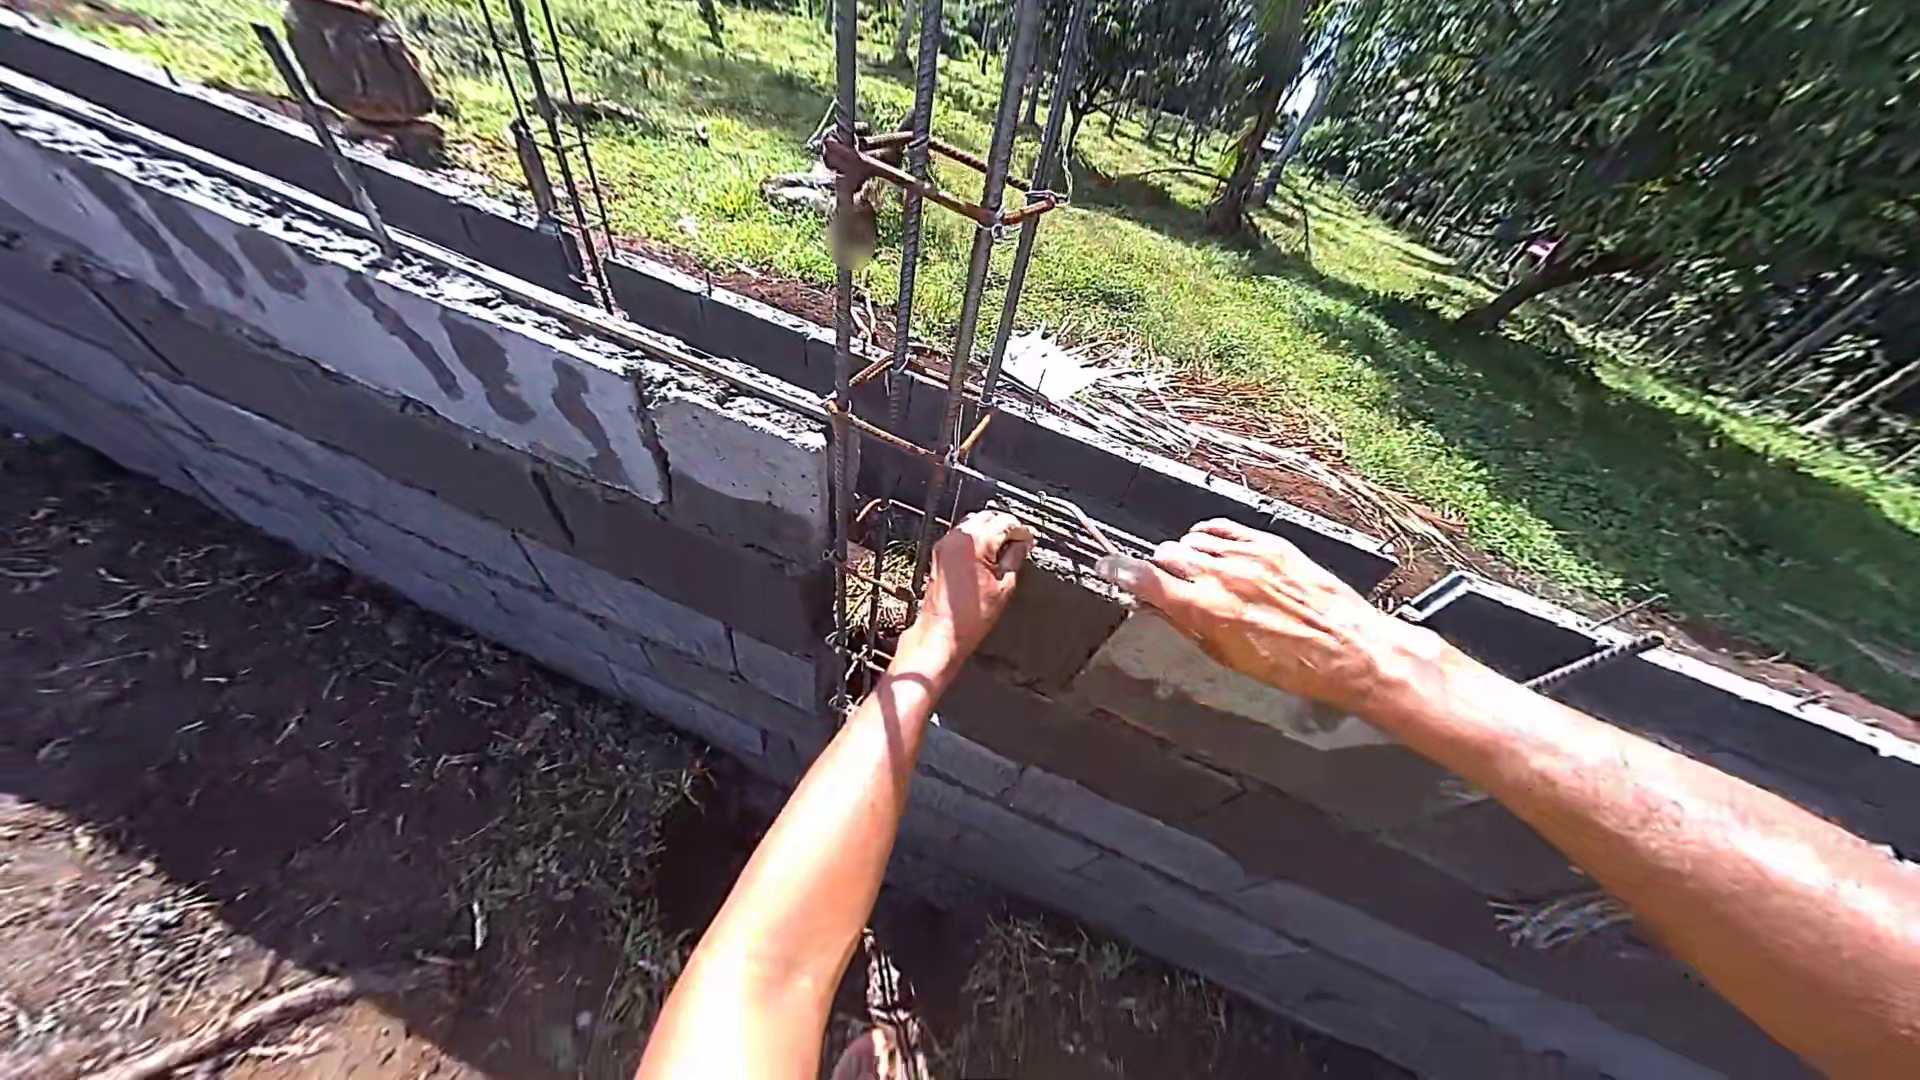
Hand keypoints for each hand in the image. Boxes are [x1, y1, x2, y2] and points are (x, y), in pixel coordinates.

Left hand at [900, 510, 1033, 667]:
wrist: (942, 631)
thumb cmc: (971, 616)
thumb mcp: (1005, 585)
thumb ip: (1015, 557)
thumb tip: (1023, 544)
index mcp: (977, 541)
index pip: (1006, 523)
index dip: (1022, 531)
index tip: (1030, 540)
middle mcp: (958, 537)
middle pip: (988, 517)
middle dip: (1006, 526)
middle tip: (1020, 542)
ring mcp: (946, 544)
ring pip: (973, 523)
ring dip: (990, 530)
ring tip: (1005, 548)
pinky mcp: (939, 553)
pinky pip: (962, 534)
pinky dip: (976, 537)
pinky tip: (987, 553)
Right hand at [1098, 519, 1433, 714]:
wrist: (1354, 649)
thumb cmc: (1297, 666)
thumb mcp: (1227, 657)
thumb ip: (1185, 625)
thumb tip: (1158, 606)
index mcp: (1207, 610)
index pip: (1145, 578)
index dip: (1117, 569)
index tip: (1107, 566)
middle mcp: (1223, 577)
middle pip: (1165, 554)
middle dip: (1159, 568)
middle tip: (1167, 583)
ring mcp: (1247, 556)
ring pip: (1190, 539)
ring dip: (1186, 554)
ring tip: (1199, 572)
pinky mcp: (1270, 544)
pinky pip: (1221, 527)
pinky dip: (1209, 538)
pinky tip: (1215, 551)